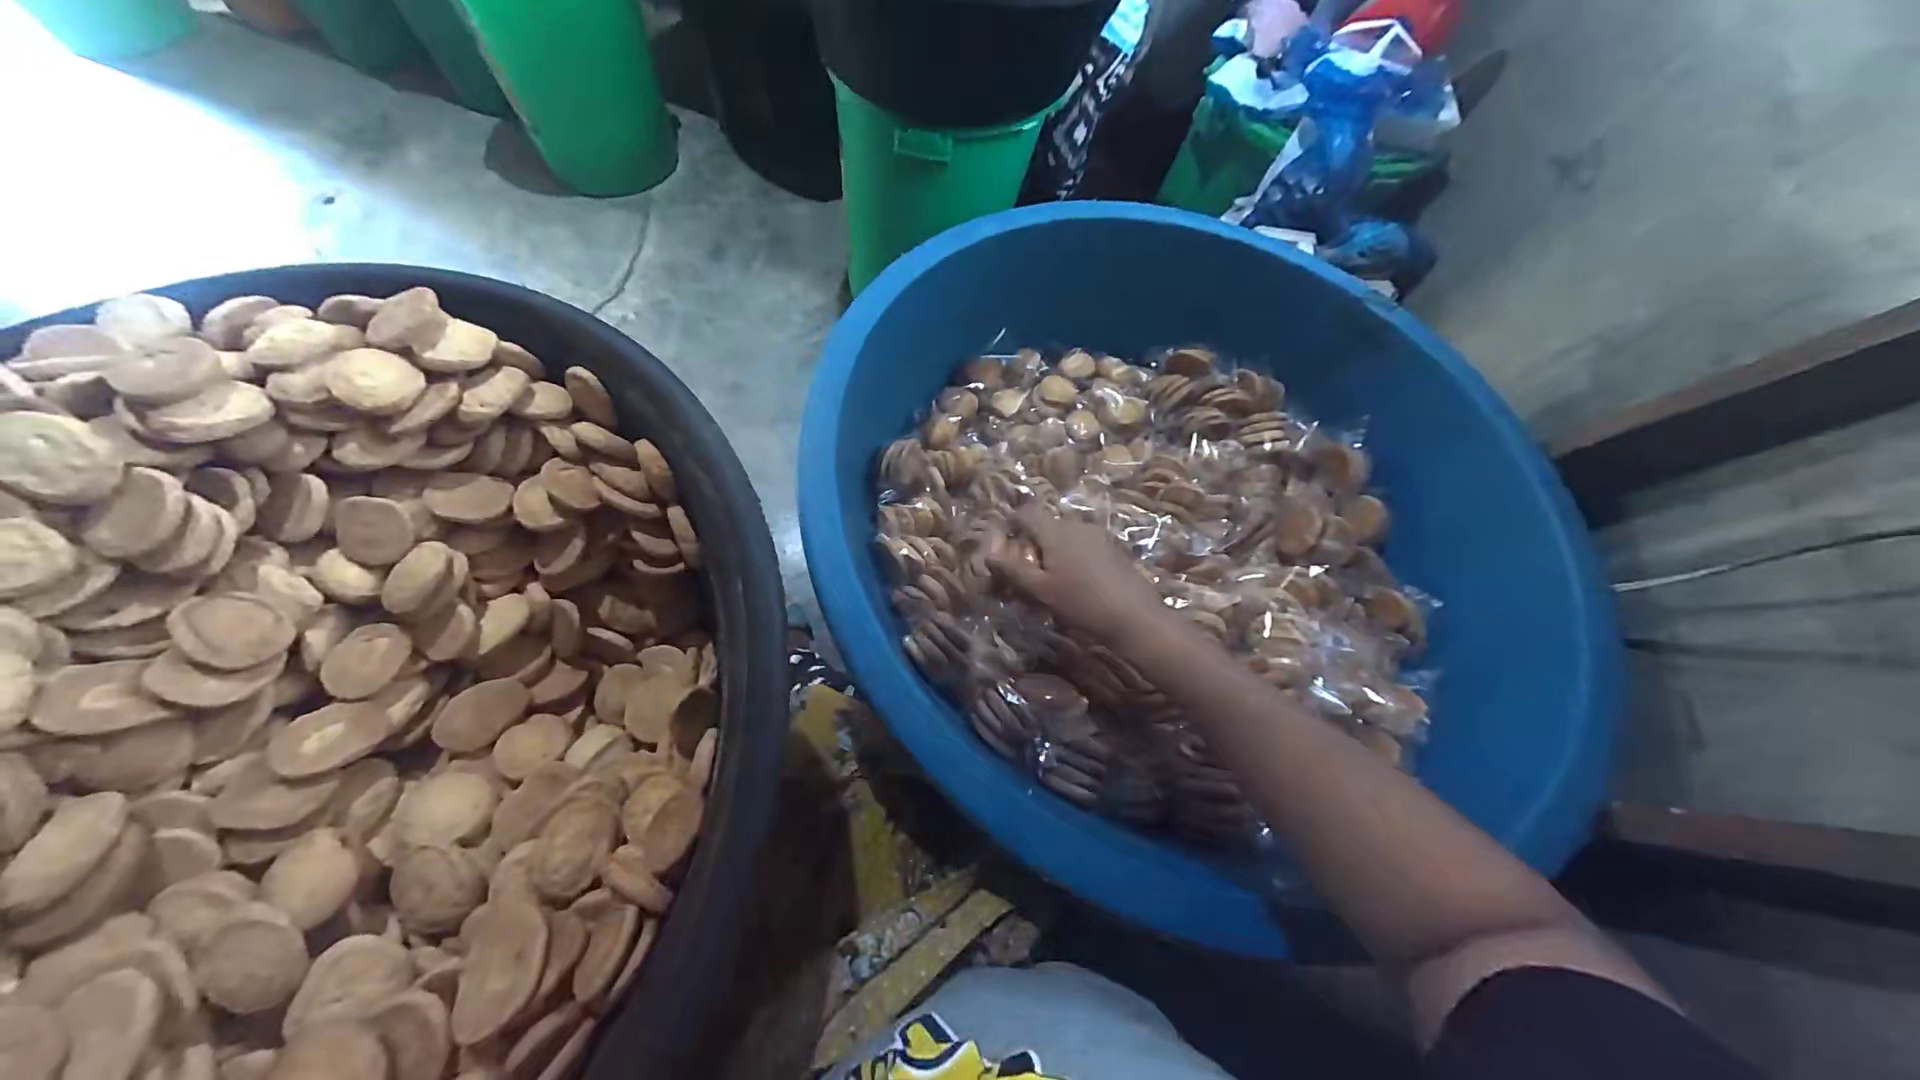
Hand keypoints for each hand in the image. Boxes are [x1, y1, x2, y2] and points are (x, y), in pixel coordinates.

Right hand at [988, 504, 1171, 645]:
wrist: (1134, 616)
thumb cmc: (1081, 603)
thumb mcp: (1040, 590)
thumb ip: (1012, 569)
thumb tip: (987, 552)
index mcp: (1055, 531)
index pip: (1026, 512)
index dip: (1011, 523)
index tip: (1003, 544)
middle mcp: (1076, 525)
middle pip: (1046, 524)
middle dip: (1032, 541)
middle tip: (1024, 569)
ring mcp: (1097, 535)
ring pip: (1065, 535)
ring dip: (1053, 550)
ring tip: (1050, 578)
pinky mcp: (1112, 549)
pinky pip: (1082, 544)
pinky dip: (1072, 556)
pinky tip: (1075, 582)